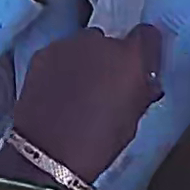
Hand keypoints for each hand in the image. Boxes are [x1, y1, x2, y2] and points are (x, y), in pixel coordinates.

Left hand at [10, 25, 162, 182]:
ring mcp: (68, 45)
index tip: (139, 65)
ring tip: (76, 89)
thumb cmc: (100, 142)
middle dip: (109, 59)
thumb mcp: (133, 118)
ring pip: (83, 46)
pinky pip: (60, 54)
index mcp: (130, 57)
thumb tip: (144, 81)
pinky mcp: (43, 52)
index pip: (147, 35)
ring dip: (84, 61)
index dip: (144, 49)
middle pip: (111, 41)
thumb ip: (141, 90)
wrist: (46, 154)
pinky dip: (60, 67)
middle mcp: (101, 41)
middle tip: (103, 85)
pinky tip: (56, 90)